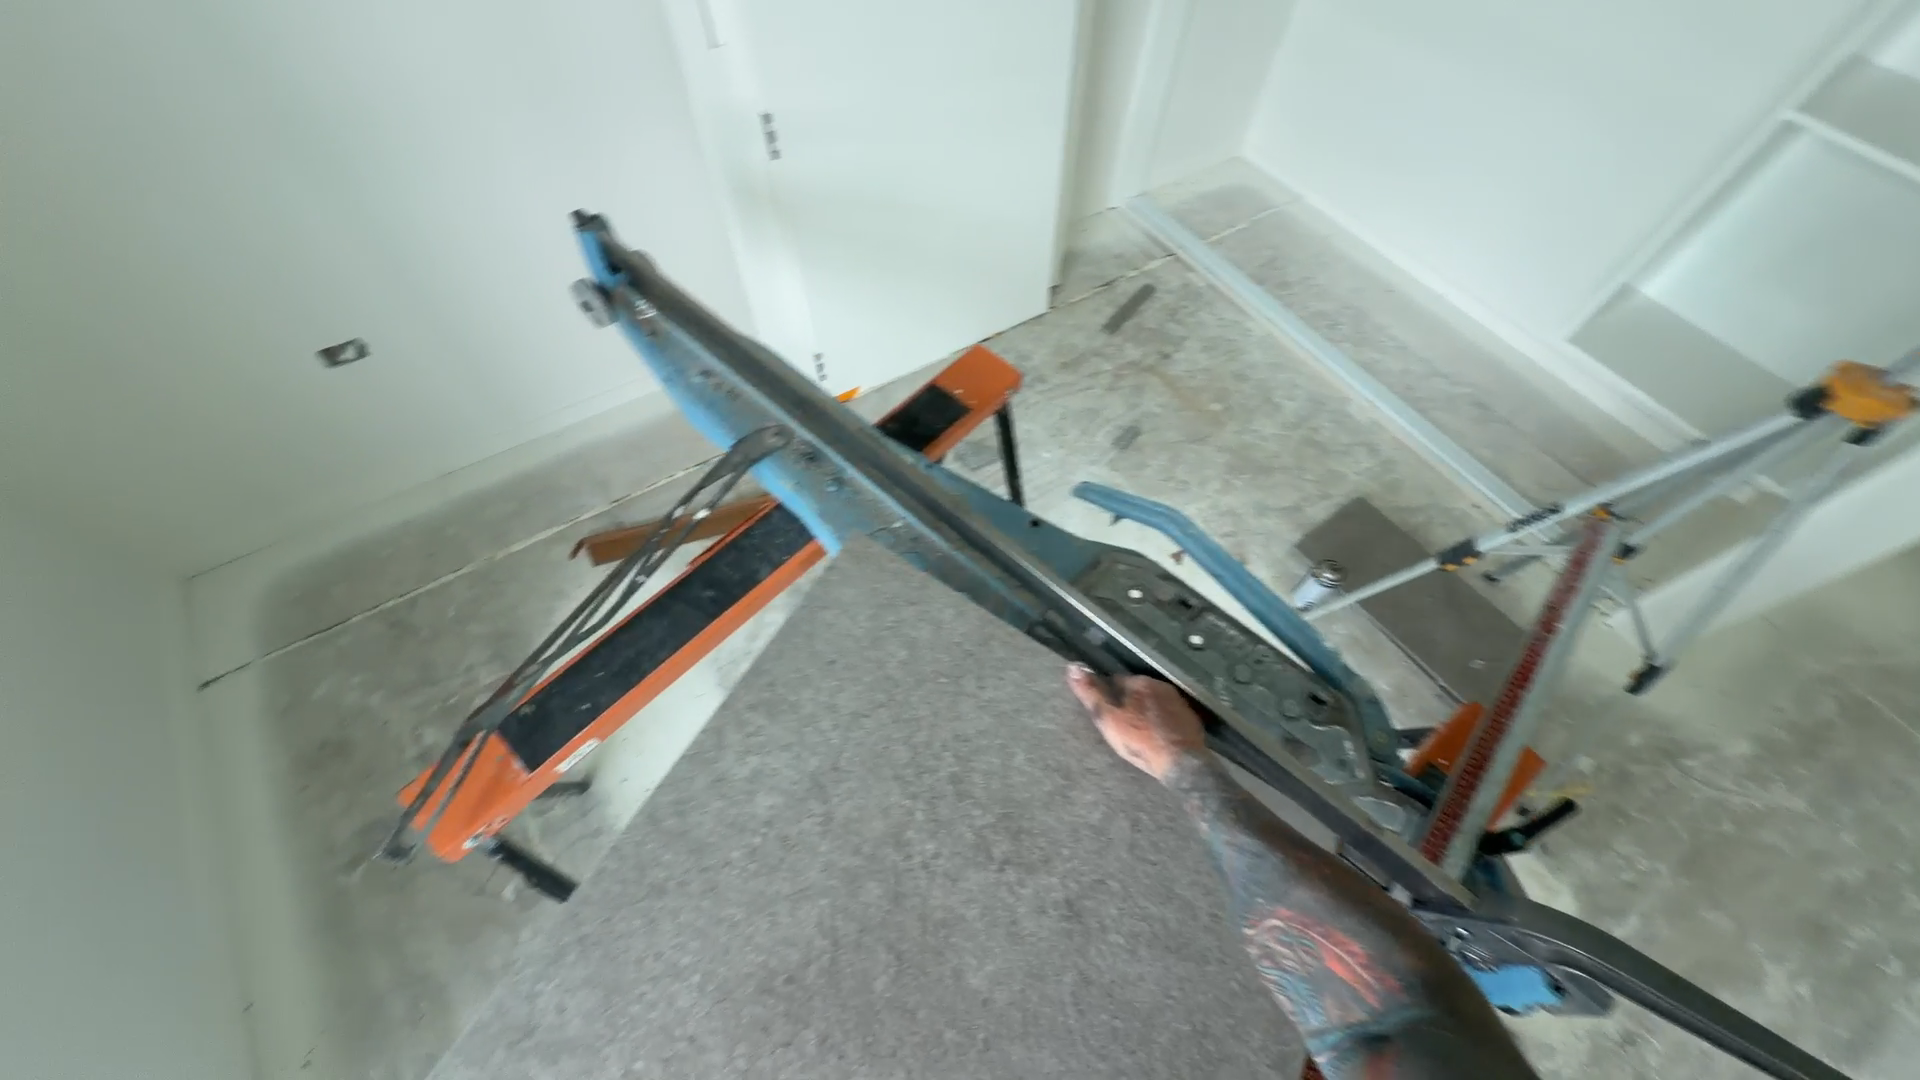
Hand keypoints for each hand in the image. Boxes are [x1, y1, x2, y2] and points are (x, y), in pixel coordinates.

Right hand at [1066, 665, 1205, 781]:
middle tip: (1122, 725)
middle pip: (1137, 691)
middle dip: (1129, 703)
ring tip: (1140, 732)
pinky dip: (1163, 722)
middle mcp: (1161, 686)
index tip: (1107, 713)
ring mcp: (1179, 702)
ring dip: (1146, 711)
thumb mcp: (1107, 718)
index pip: (1116, 681)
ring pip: (1155, 702)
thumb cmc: (1140, 740)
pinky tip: (1158, 737)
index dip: (1109, 697)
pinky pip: (1171, 715)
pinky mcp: (1191, 719)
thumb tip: (1072, 667)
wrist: (1181, 764)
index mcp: (1140, 682)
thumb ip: (1090, 693)